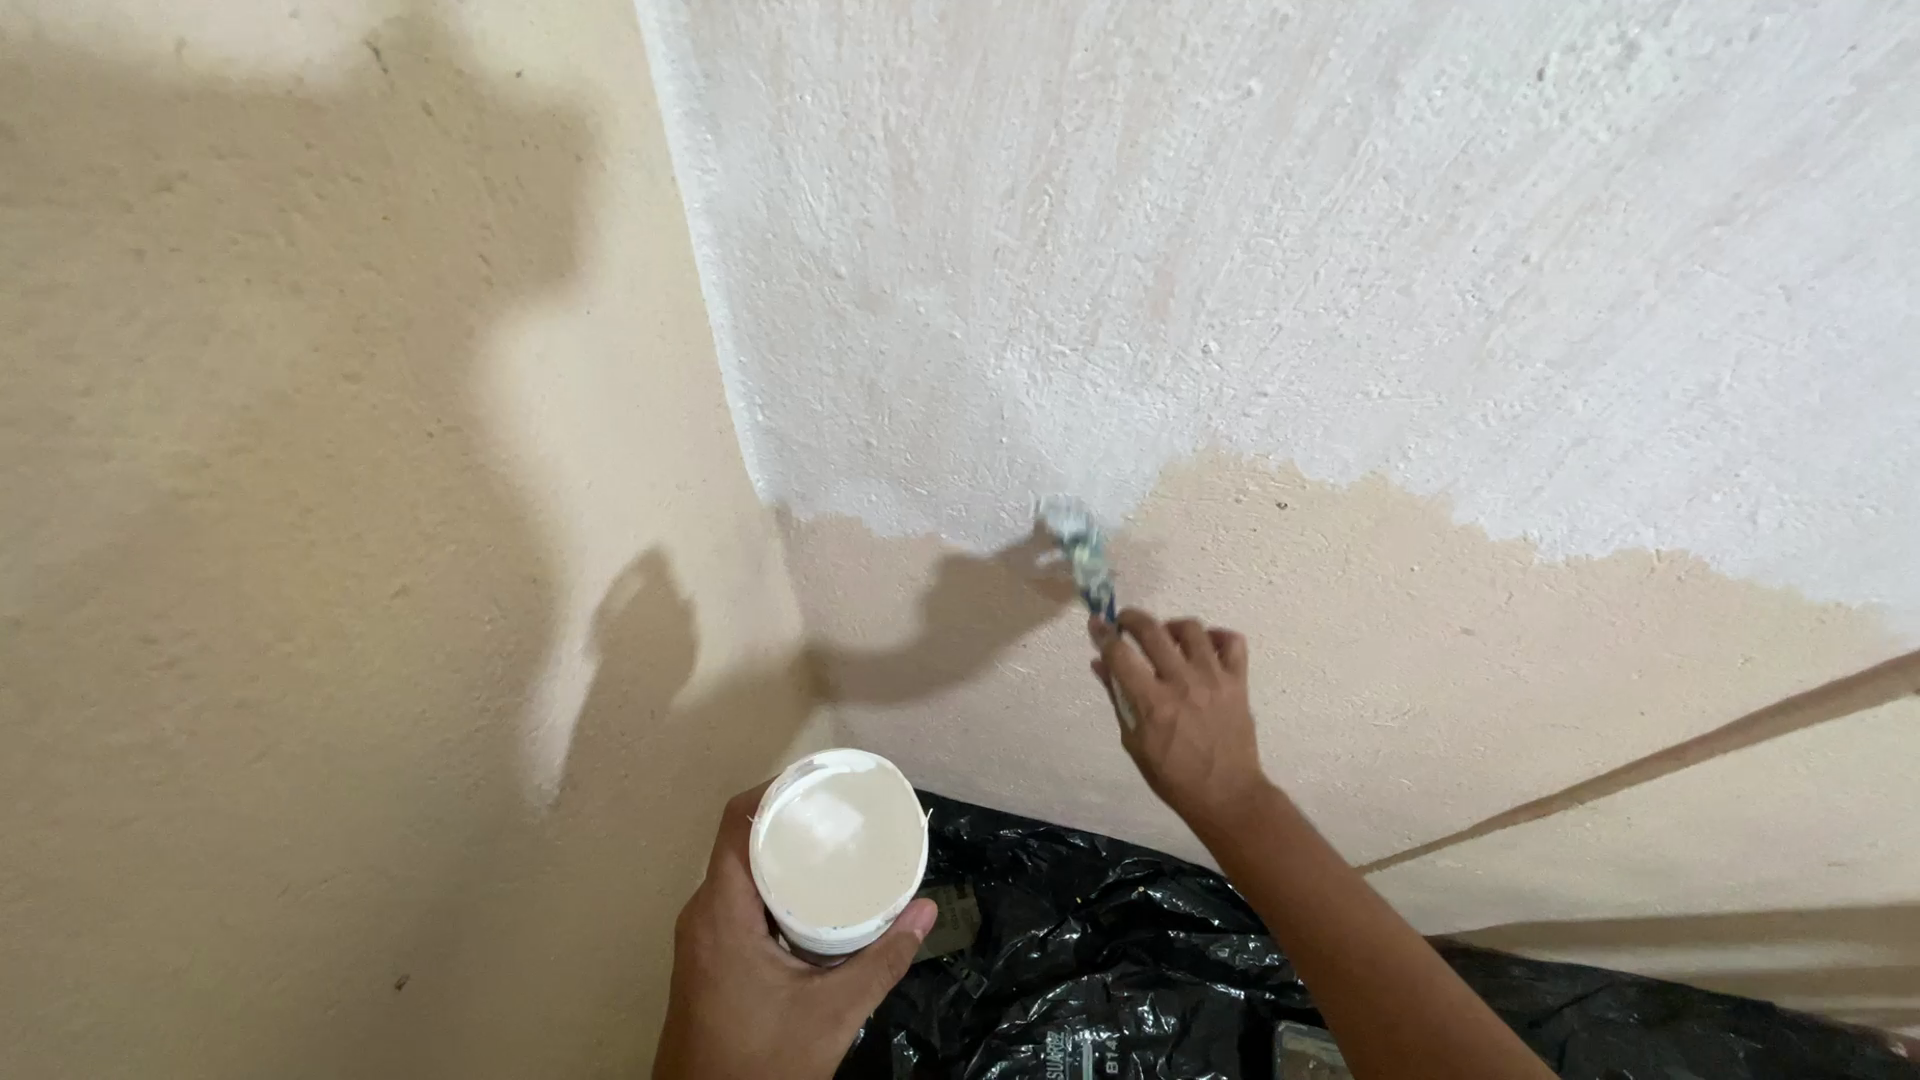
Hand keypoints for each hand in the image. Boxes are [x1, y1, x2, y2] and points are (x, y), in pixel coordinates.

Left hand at [652, 785, 938, 1079]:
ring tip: (832, 839)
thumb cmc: (761, 1064)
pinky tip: (809, 889)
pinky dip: (772, 880)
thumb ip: (883, 959)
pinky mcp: (708, 955)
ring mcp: (701, 935)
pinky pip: (737, 895)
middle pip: (741, 839)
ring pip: (739, 869)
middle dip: (790, 817)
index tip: (821, 782)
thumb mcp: (832, 1014)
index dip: (776, 790)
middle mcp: (702, 914)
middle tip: (841, 809)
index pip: (738, 823)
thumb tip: (926, 910)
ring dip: (781, 849)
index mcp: (721, 913)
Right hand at [1092, 608, 1270, 831]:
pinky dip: (1217, 637)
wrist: (1227, 795)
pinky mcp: (1238, 683)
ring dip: (1171, 626)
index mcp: (1153, 703)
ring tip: (1166, 637)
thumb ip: (1118, 698)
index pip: (1120, 654)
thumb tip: (1099, 664)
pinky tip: (1204, 647)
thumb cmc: (1173, 776)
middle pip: (1152, 631)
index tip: (1097, 624)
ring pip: (1192, 629)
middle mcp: (1182, 684)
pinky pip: (1233, 642)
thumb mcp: (1134, 742)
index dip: (1103, 634)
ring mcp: (1214, 680)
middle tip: (1125, 622)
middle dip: (1131, 619)